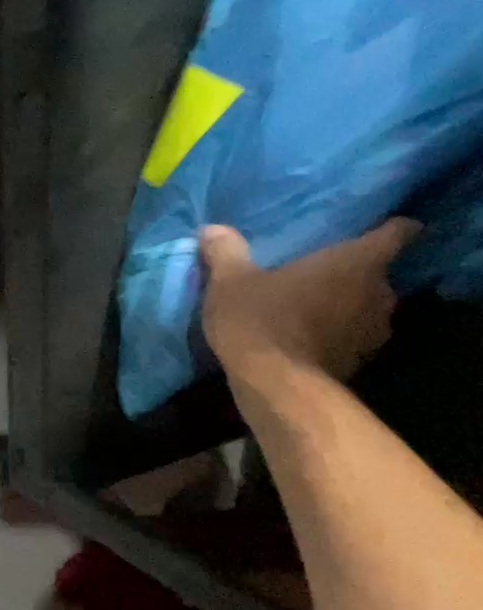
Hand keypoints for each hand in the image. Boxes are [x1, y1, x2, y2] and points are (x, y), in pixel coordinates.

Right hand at [199, 219, 417, 386]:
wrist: (275, 382)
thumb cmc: (258, 319)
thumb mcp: (229, 282)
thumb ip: (226, 252)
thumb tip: (212, 228)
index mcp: (355, 262)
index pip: (396, 231)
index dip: (387, 227)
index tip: (368, 228)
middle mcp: (380, 290)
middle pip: (376, 271)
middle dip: (350, 272)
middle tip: (315, 274)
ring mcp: (377, 326)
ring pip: (366, 304)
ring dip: (343, 304)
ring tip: (307, 308)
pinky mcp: (363, 356)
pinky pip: (354, 334)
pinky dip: (335, 332)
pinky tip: (305, 338)